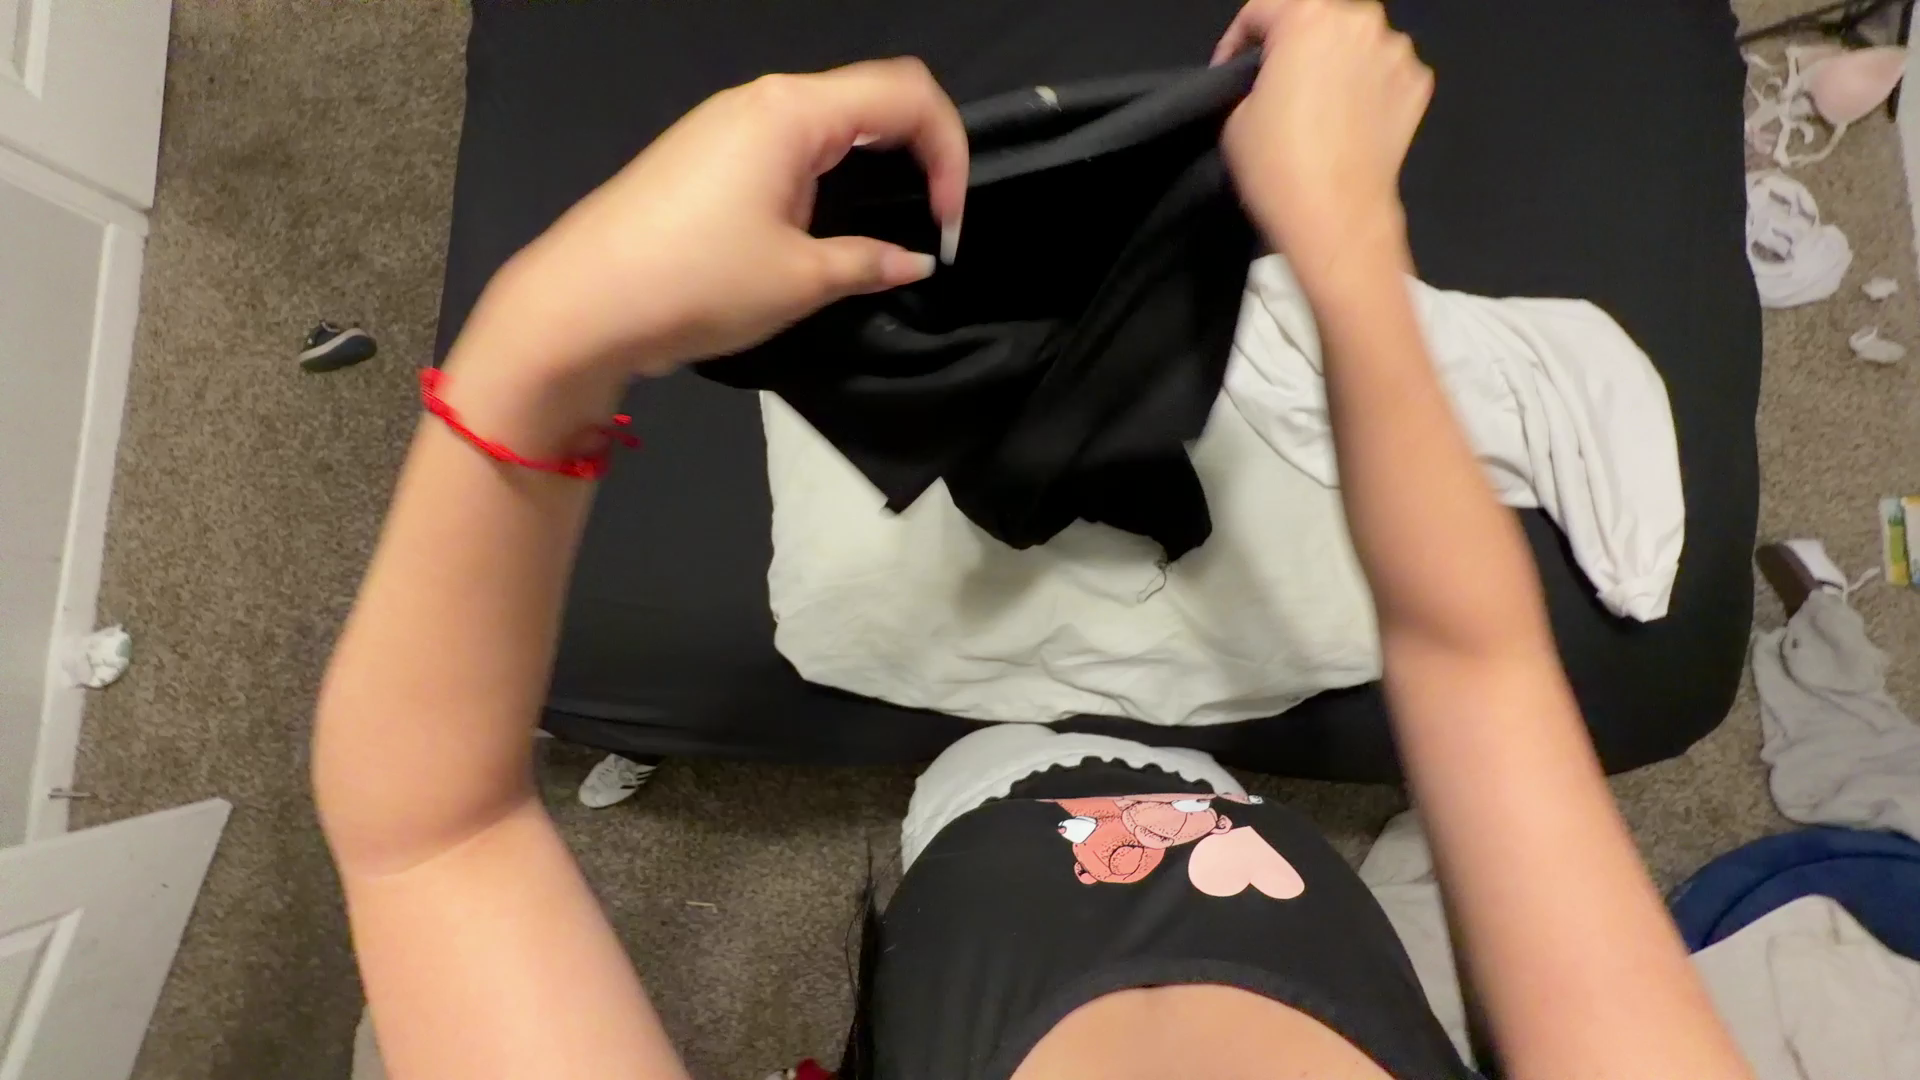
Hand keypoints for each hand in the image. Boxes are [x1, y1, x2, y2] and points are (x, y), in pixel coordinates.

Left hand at [480, 58, 968, 378]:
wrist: (586, 303)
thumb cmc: (701, 282)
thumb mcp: (801, 280)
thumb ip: (869, 262)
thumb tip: (915, 261)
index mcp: (794, 113)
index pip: (906, 96)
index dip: (949, 153)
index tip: (951, 225)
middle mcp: (764, 101)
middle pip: (871, 99)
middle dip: (920, 153)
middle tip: (934, 221)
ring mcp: (731, 125)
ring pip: (832, 124)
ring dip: (875, 168)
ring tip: (887, 230)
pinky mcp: (710, 156)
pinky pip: (793, 149)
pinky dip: (833, 178)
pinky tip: (829, 226)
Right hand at [1215, 0, 1431, 289]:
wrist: (1335, 220)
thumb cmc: (1276, 168)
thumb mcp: (1234, 121)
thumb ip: (1251, 83)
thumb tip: (1265, 81)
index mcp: (1309, 18)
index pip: (1261, 8)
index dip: (1235, 41)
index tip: (1228, 75)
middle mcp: (1361, 20)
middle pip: (1315, 19)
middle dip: (1291, 49)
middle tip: (1272, 92)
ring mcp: (1396, 51)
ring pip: (1352, 46)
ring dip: (1330, 67)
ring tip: (1312, 113)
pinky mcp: (1416, 84)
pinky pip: (1380, 75)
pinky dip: (1361, 91)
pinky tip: (1342, 127)